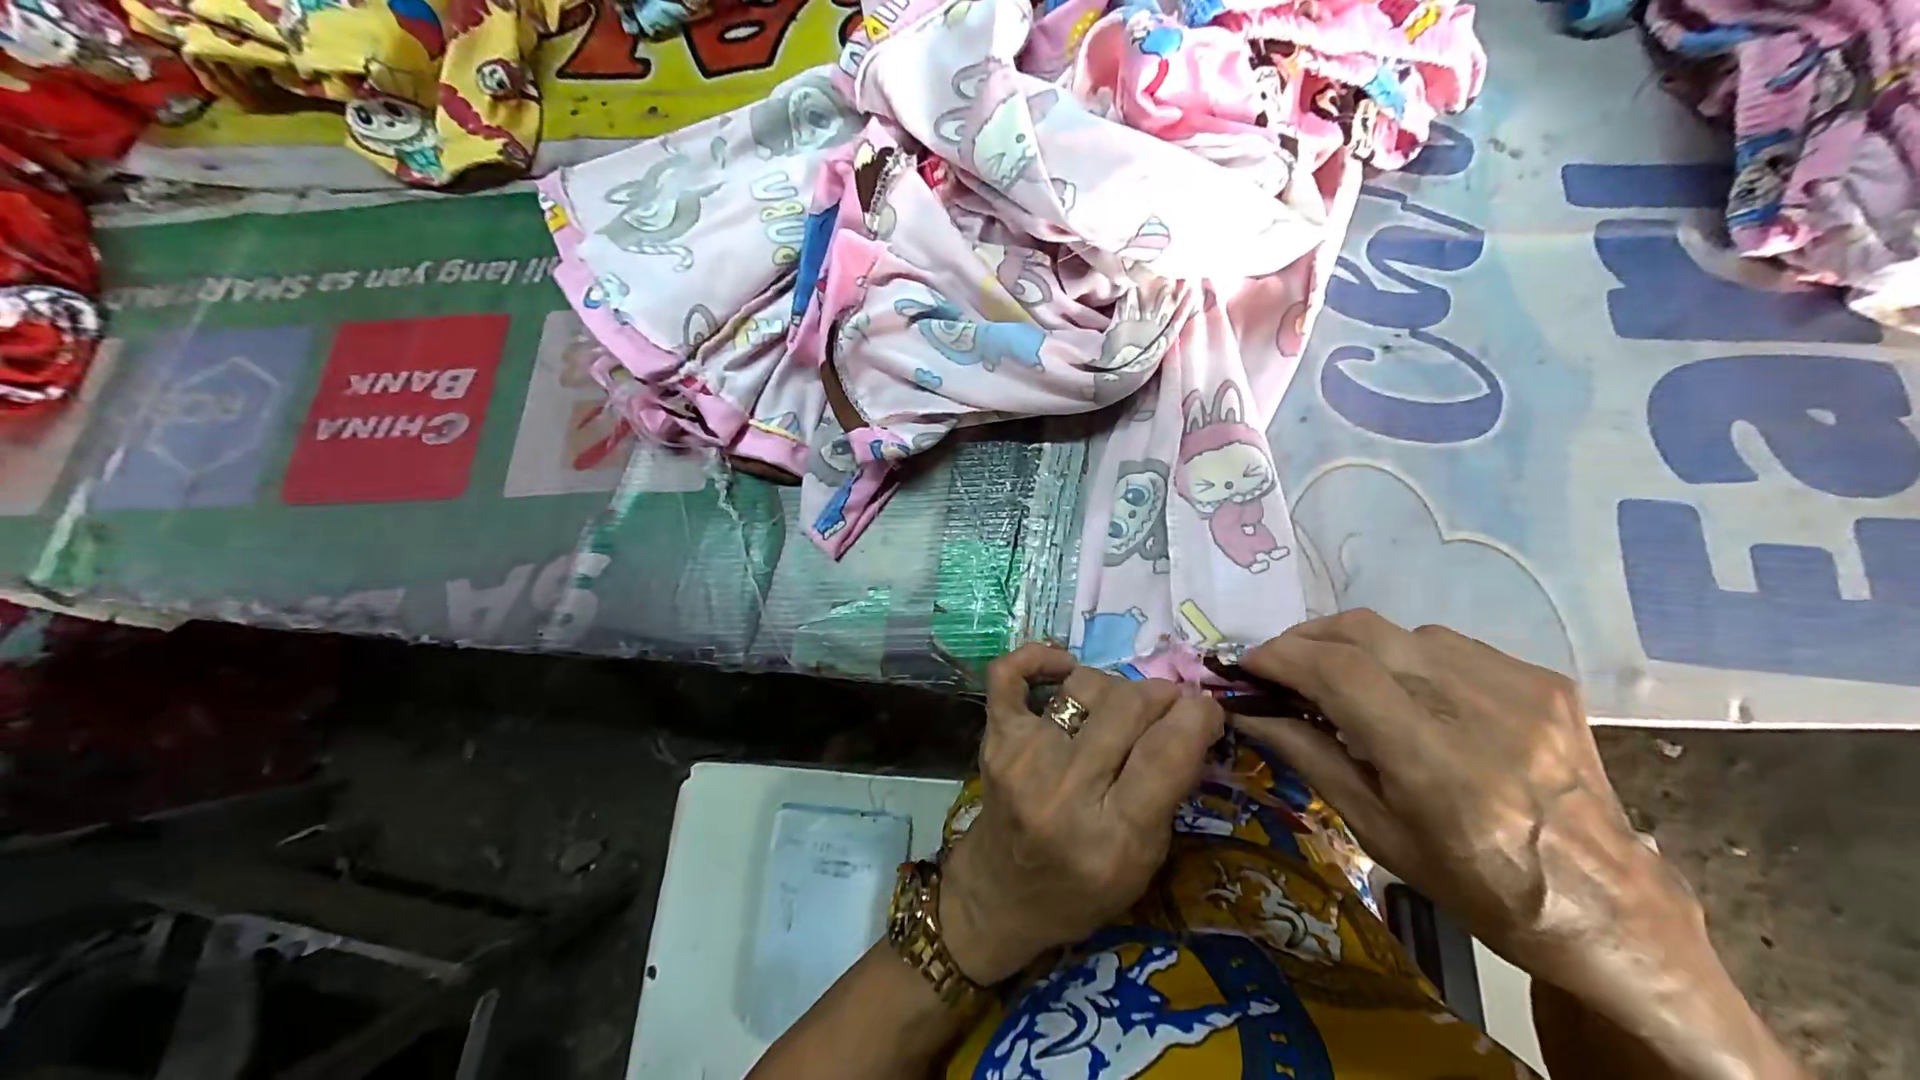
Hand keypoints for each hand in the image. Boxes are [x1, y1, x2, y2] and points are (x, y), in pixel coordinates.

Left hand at [938, 643, 1226, 984]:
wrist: (1004, 893)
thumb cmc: (1084, 886)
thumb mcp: (1146, 858)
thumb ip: (1169, 789)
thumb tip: (1193, 716)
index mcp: (1114, 836)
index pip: (1166, 751)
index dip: (1197, 716)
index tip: (1206, 710)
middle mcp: (1065, 791)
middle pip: (1128, 706)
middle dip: (1162, 696)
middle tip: (1168, 706)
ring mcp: (1023, 760)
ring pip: (1083, 685)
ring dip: (1114, 687)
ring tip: (1119, 708)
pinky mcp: (994, 740)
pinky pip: (1008, 674)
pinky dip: (1037, 658)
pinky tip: (1064, 667)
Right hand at [1232, 611, 1803, 1078]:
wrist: (1605, 907)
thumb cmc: (1475, 884)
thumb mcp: (1377, 833)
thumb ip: (1309, 758)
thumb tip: (1247, 713)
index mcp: (1438, 764)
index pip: (1341, 672)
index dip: (1282, 656)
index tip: (1247, 664)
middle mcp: (1482, 710)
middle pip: (1365, 631)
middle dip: (1305, 637)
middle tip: (1277, 662)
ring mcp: (1520, 687)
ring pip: (1401, 629)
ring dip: (1350, 643)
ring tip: (1333, 674)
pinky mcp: (1543, 679)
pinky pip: (1445, 642)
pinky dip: (1402, 653)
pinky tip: (1401, 686)